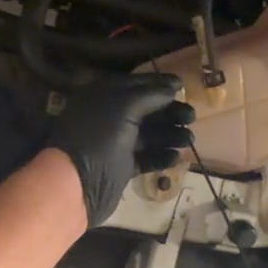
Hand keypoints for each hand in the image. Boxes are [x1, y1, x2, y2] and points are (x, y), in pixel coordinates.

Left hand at [45, 74, 194, 224]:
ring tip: (190, 139)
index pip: (135, 84)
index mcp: (102, 96)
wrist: (75, 184)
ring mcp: (114, 143)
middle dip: (169, 112)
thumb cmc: (98, 138)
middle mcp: (108, 117)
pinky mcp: (120, 167)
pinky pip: (145, 157)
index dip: (158, 84)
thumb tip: (172, 88)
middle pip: (145, 110)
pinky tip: (176, 157)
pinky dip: (161, 156)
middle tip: (191, 116)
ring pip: (147, 135)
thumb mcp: (123, 107)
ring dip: (169, 135)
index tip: (182, 85)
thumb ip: (149, 95)